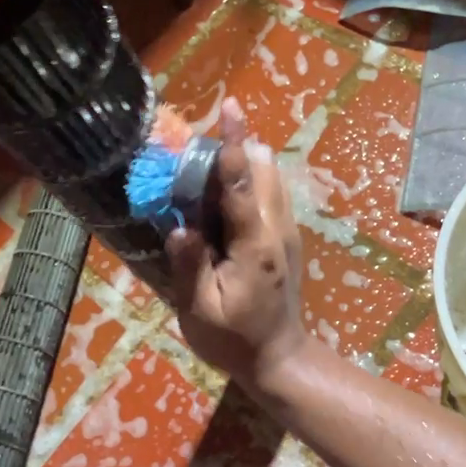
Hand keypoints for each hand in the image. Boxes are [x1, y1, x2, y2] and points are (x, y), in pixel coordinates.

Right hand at [166, 98, 311, 384]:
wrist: (279, 359)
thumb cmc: (233, 340)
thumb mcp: (200, 313)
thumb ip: (190, 269)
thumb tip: (179, 228)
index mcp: (254, 245)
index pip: (243, 184)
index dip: (234, 144)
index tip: (230, 107)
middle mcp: (276, 229)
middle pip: (262, 169)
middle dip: (235, 144)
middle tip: (201, 138)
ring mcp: (286, 231)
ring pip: (272, 177)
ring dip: (245, 159)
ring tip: (211, 157)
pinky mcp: (286, 236)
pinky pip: (273, 191)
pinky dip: (252, 175)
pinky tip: (228, 184)